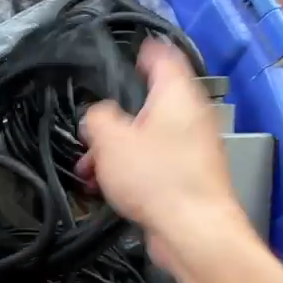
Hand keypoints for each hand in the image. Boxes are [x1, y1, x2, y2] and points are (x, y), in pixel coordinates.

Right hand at [80, 39, 248, 270]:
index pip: (163, 57)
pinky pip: (153, 167)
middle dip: (113, 122)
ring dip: (116, 152)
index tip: (133, 53)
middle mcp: (190, 118)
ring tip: (90, 171)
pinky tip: (108, 189)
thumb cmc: (160, 182)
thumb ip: (97, 119)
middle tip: (92, 134)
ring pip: (146, 140)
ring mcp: (191, 150)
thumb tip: (96, 117)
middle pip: (147, 107)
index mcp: (176, 95)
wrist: (191, 230)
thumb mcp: (111, 140)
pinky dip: (130, 172)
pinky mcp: (187, 179)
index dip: (143, 52)